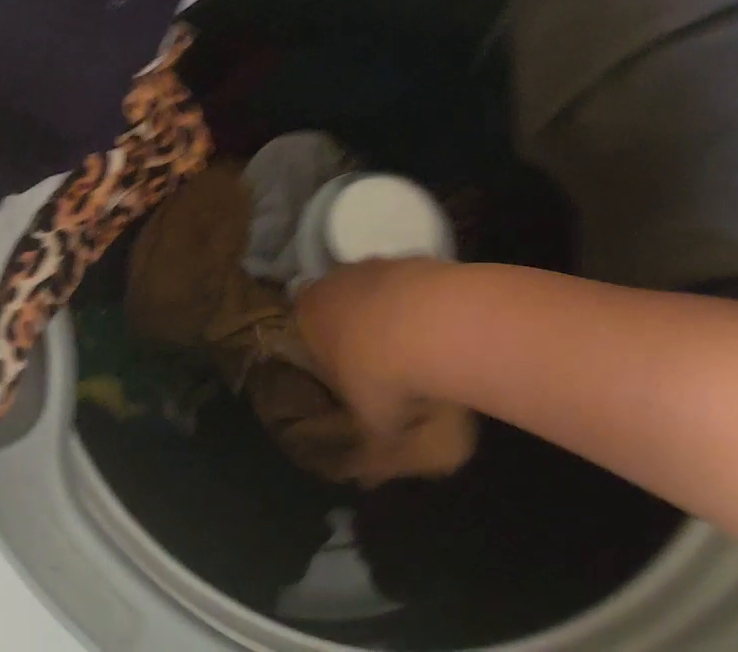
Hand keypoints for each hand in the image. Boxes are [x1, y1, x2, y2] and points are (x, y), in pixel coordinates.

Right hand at [294, 258, 479, 483]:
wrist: (427, 324)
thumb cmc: (379, 374)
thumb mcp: (372, 422)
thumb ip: (367, 450)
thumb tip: (367, 480)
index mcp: (308, 314)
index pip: (301, 321)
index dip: (319, 342)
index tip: (338, 364)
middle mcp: (333, 281)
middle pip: (337, 299)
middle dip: (353, 323)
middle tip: (375, 356)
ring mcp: (373, 264)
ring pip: (374, 286)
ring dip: (388, 309)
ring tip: (412, 343)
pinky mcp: (411, 257)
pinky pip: (408, 280)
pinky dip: (419, 300)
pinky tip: (436, 325)